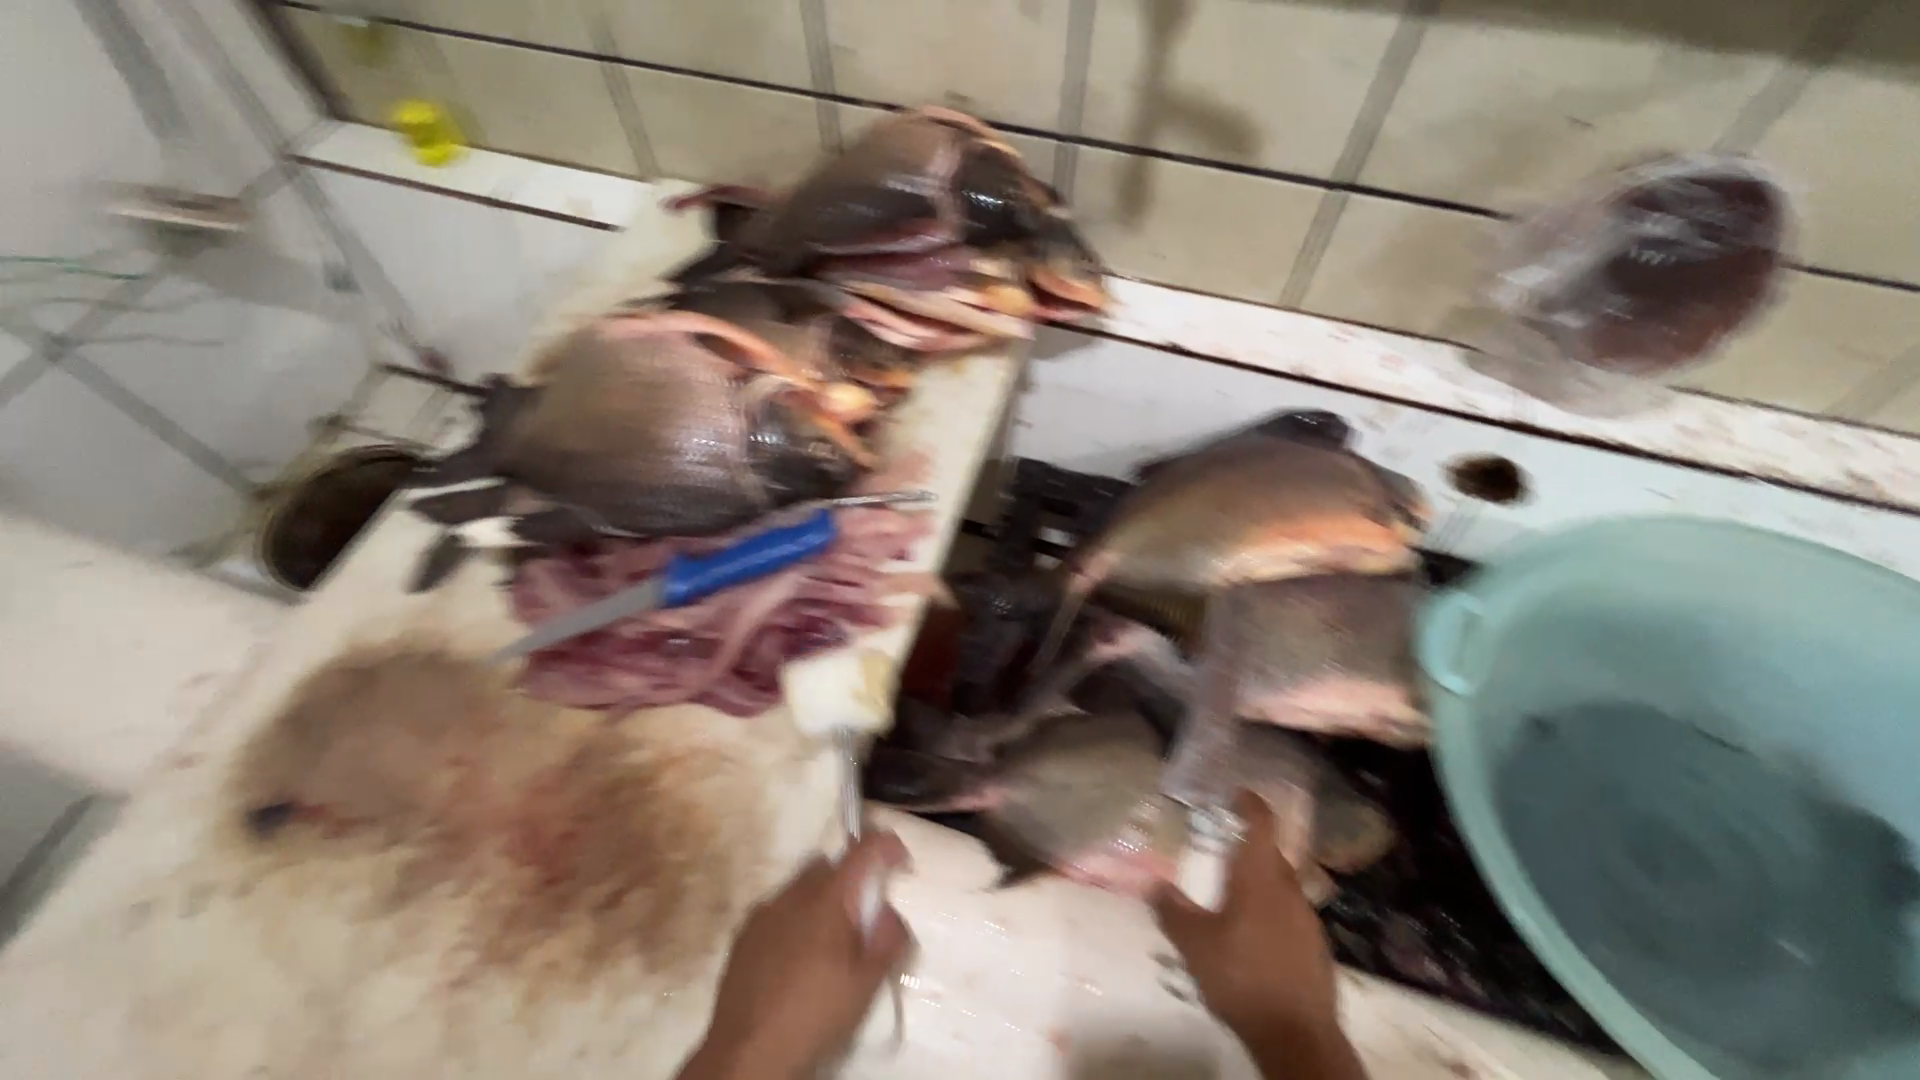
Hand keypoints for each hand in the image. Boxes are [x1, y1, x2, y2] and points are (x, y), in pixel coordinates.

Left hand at [681, 832, 913, 1079]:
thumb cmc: (815, 1015)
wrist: (748, 1053)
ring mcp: (763, 912)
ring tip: (829, 940)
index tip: (901, 859)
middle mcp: (792, 894)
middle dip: (851, 876)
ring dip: (821, 898)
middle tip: (863, 913)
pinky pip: (777, 909)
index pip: (863, 851)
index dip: (887, 846)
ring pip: (800, 885)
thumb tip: (889, 911)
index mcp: (828, 899)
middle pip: (829, 864)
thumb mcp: (867, 983)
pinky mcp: (742, 935)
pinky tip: (797, 956)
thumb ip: (888, 938)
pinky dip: (794, 918)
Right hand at [1152, 790, 1339, 1041]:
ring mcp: (1309, 922)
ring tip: (1233, 902)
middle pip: (1272, 857)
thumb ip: (1173, 911)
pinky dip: (1272, 916)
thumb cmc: (1241, 976)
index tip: (1237, 793)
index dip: (1251, 804)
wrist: (1297, 1036)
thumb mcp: (1193, 944)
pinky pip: (1291, 918)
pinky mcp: (1318, 950)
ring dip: (1261, 886)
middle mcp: (1289, 891)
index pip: (1262, 825)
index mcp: (1260, 878)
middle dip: (1249, 849)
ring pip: (1282, 889)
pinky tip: (1254, 940)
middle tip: (1222, 853)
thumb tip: (1156, 885)